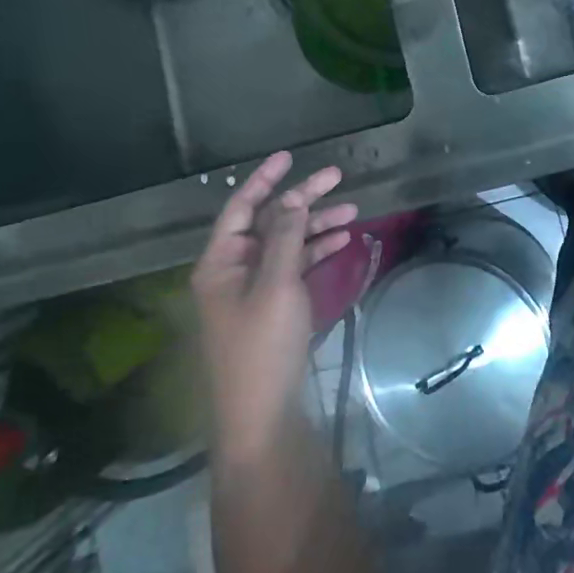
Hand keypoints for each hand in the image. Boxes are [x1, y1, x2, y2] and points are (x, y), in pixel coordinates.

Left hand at [192, 151, 357, 460]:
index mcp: (220, 263)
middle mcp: (234, 271)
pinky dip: (315, 254)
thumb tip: (295, 199)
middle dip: (302, 201)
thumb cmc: (262, 347)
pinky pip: (294, 269)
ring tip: (353, 211)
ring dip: (316, 227)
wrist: (262, 415)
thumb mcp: (276, 286)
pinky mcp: (273, 309)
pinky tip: (340, 242)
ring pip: (286, 245)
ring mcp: (254, 291)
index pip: (241, 208)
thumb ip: (286, 238)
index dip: (264, 179)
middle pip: (269, 224)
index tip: (290, 157)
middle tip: (338, 179)